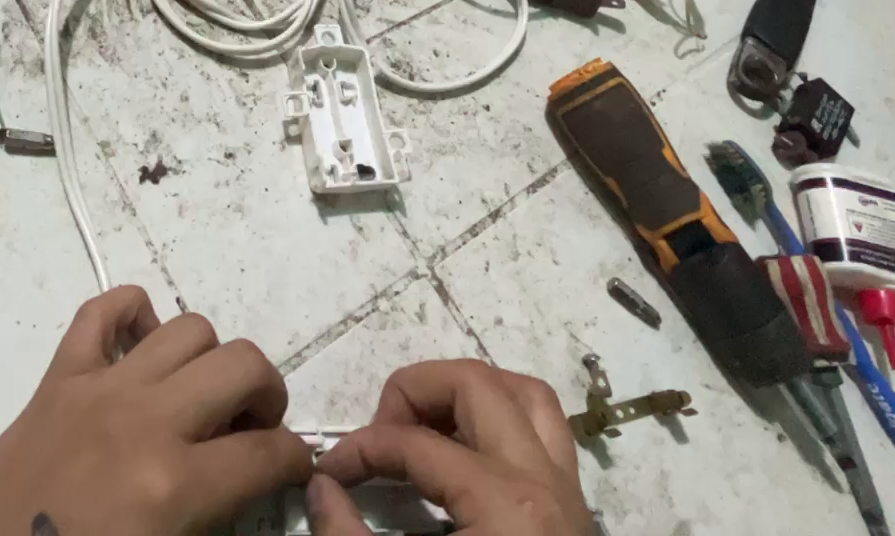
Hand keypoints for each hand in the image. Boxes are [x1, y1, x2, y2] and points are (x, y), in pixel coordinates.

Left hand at [0, 287, 311, 535]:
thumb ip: (214, 519)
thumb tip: (251, 484)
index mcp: (173, 486)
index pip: (267, 453)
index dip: (295, 460)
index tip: (294, 468)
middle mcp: (146, 420)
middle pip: (242, 364)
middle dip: (268, 393)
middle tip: (254, 427)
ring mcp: (100, 387)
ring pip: (188, 328)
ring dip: (210, 360)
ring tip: (200, 396)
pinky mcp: (59, 376)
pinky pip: (103, 310)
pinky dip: (132, 313)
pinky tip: (141, 347)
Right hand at [307, 360, 593, 535]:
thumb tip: (320, 485)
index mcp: (504, 504)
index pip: (414, 441)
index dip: (361, 447)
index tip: (330, 470)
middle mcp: (544, 482)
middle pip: (475, 384)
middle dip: (414, 392)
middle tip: (381, 434)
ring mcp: (568, 493)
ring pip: (526, 393)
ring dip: (469, 392)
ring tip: (426, 421)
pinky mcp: (575, 511)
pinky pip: (546, 429)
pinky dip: (503, 417)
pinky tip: (467, 448)